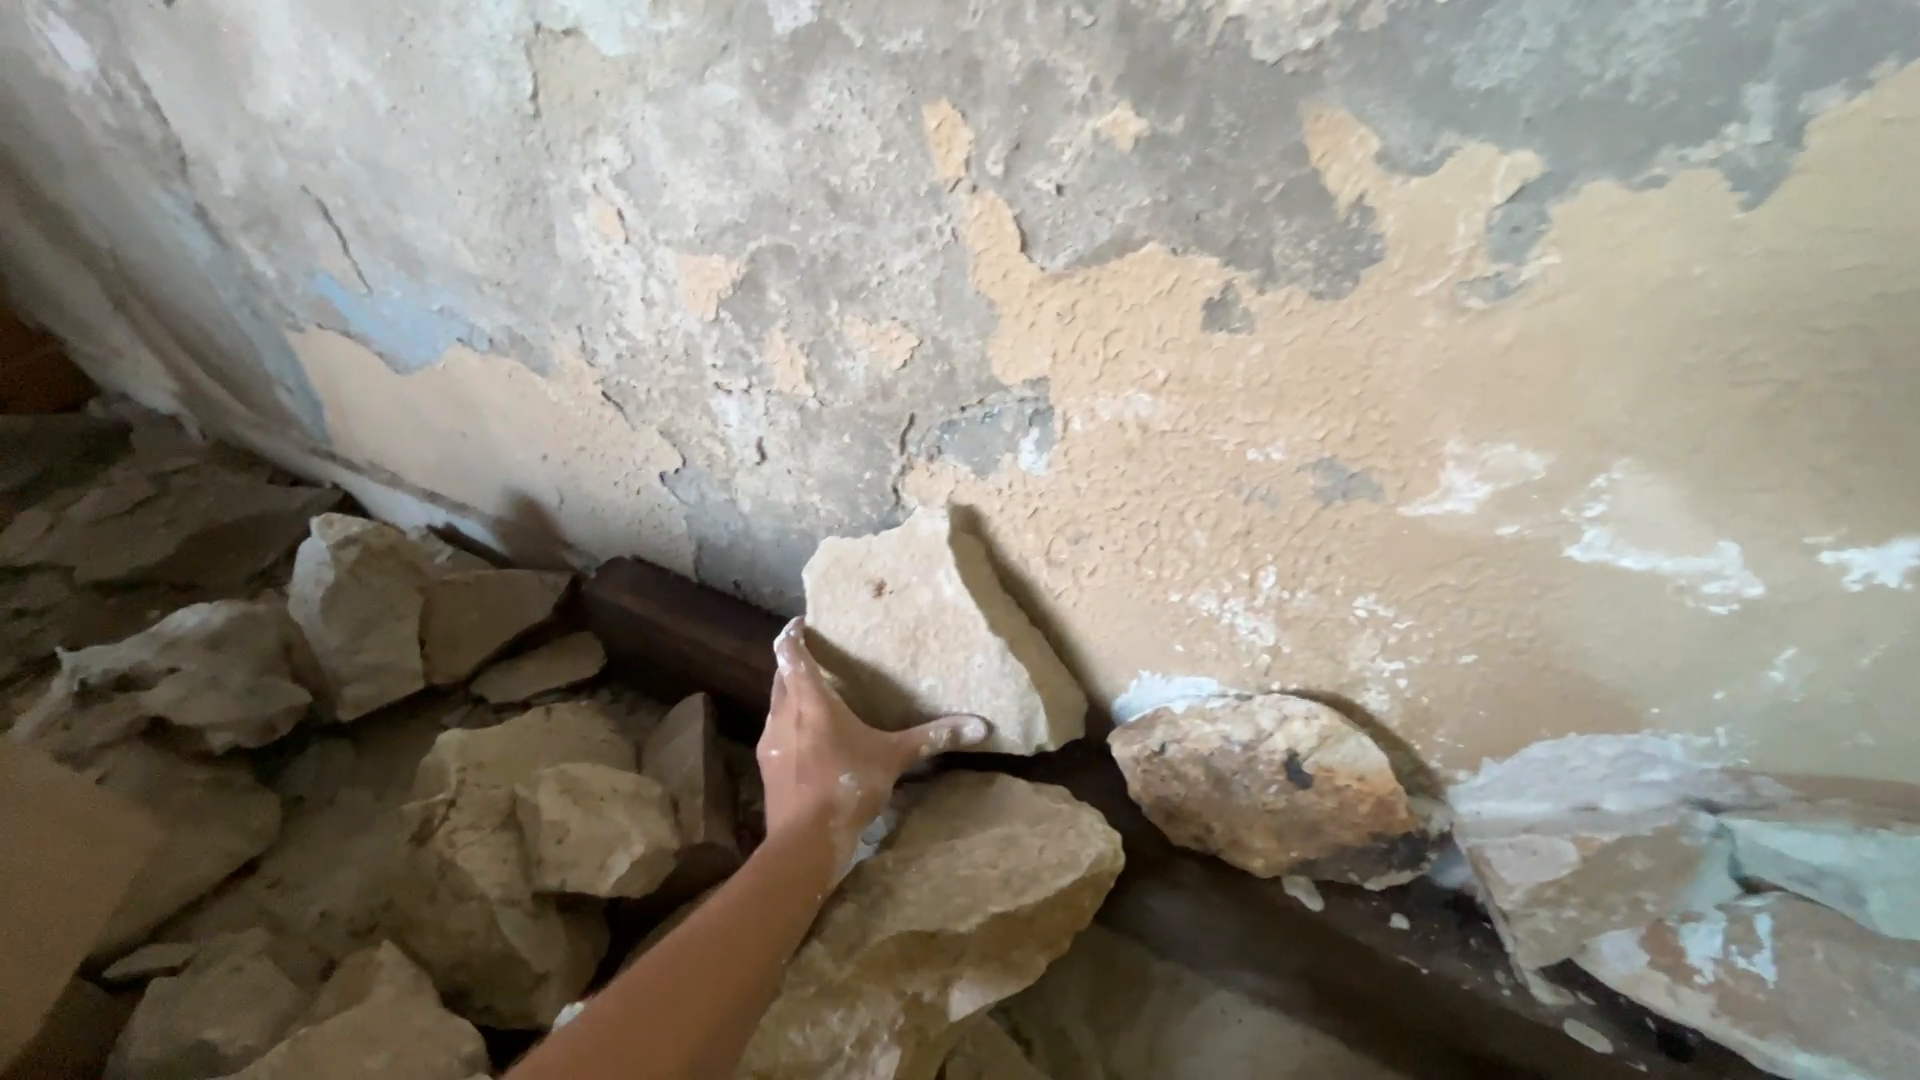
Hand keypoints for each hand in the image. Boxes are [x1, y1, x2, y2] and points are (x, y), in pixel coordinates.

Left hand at [757, 617, 989, 877]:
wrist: (804, 842)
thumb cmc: (847, 786)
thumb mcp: (894, 758)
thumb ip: (932, 737)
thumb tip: (980, 725)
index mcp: (810, 700)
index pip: (790, 653)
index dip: (792, 633)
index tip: (801, 622)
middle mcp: (783, 713)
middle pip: (781, 675)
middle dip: (794, 663)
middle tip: (817, 657)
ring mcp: (771, 742)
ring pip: (776, 705)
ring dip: (791, 695)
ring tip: (816, 696)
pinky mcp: (768, 767)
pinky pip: (777, 733)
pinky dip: (790, 726)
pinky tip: (810, 741)